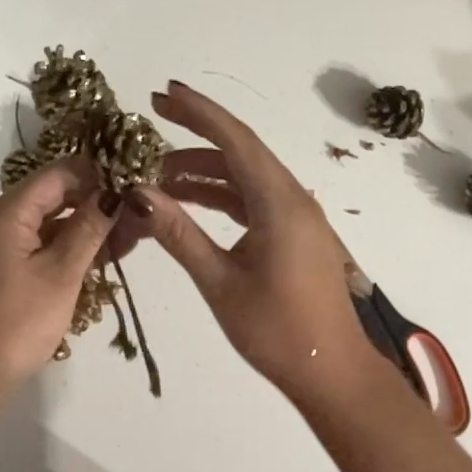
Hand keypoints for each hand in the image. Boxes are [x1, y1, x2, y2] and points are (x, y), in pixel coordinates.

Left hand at [0, 156, 119, 388]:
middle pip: (55, 192)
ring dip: (88, 224)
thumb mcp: (61, 274)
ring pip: (54, 217)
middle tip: (137, 212)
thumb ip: (88, 229)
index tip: (132, 181)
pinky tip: (107, 253)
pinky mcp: (11, 260)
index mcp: (9, 210)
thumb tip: (113, 193)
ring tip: (132, 234)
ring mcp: (6, 239)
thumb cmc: (19, 321)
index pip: (58, 173)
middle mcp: (4, 216)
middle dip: (95, 199)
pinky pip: (46, 238)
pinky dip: (73, 243)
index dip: (95, 173)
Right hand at [135, 81, 372, 399]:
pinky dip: (218, 191)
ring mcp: (296, 215)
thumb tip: (136, 192)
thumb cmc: (278, 332)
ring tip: (158, 172)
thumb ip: (178, 233)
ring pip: (244, 173)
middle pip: (240, 148)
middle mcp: (292, 199)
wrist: (336, 379)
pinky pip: (251, 196)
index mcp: (280, 203)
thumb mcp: (220, 283)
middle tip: (156, 110)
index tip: (164, 92)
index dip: (198, 112)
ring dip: (203, 166)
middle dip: (197, 127)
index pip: (235, 140)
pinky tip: (188, 199)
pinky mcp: (293, 233)